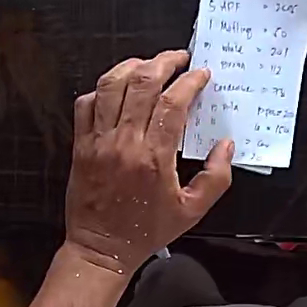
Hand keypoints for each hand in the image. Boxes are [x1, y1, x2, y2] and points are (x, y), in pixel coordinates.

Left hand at [65, 50, 234, 273]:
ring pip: (111, 86)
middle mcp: (125, 143)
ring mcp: (98, 142)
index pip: (173, 103)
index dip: (190, 81)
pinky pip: (86, 104)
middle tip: (178, 59)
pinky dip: (103, 89)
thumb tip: (226, 146)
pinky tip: (117, 89)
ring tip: (148, 65)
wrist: (102, 248)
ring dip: (132, 67)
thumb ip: (216, 178)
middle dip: (164, 62)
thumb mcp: (192, 211)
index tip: (201, 74)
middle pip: (142, 83)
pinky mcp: (81, 146)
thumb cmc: (146, 231)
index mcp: (155, 158)